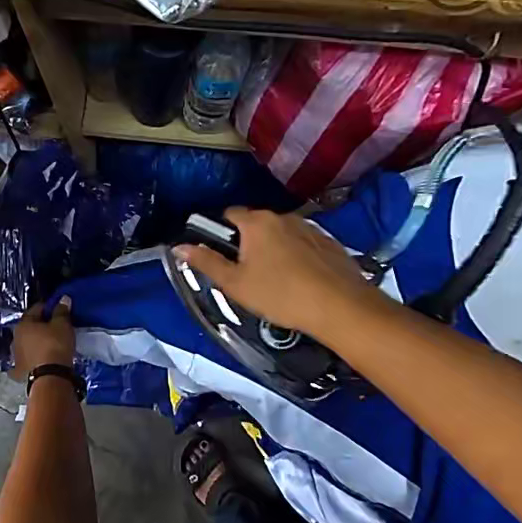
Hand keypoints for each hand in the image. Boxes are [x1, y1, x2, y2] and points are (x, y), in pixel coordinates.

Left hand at [13, 296, 75, 373]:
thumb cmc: (55, 345)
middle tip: (56, 327)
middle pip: (30, 327)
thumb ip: (61, 311)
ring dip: (34, 343)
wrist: (51, 377)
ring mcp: (15, 356)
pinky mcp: (19, 372)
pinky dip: (28, 362)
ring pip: (25, 344)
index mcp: (24, 324)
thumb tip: (63, 299)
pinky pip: (24, 363)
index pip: (37, 309)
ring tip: (48, 345)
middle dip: (41, 325)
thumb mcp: (62, 325)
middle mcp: (15, 338)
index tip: (59, 309)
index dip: (49, 307)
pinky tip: (33, 362)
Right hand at [175, 207, 383, 338]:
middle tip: (246, 274)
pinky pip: (303, 243)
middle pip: (256, 224)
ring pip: (281, 234)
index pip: (229, 214)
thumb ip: (207, 263)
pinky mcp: (329, 242)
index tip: (221, 256)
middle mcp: (283, 216)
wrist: (341, 307)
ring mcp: (309, 227)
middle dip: (248, 242)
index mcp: (256, 222)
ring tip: (276, 280)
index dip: (220, 233)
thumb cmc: (281, 295)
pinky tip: (300, 280)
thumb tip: (180, 246)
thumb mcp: (236, 284)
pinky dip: (297, 256)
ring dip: (274, 248)